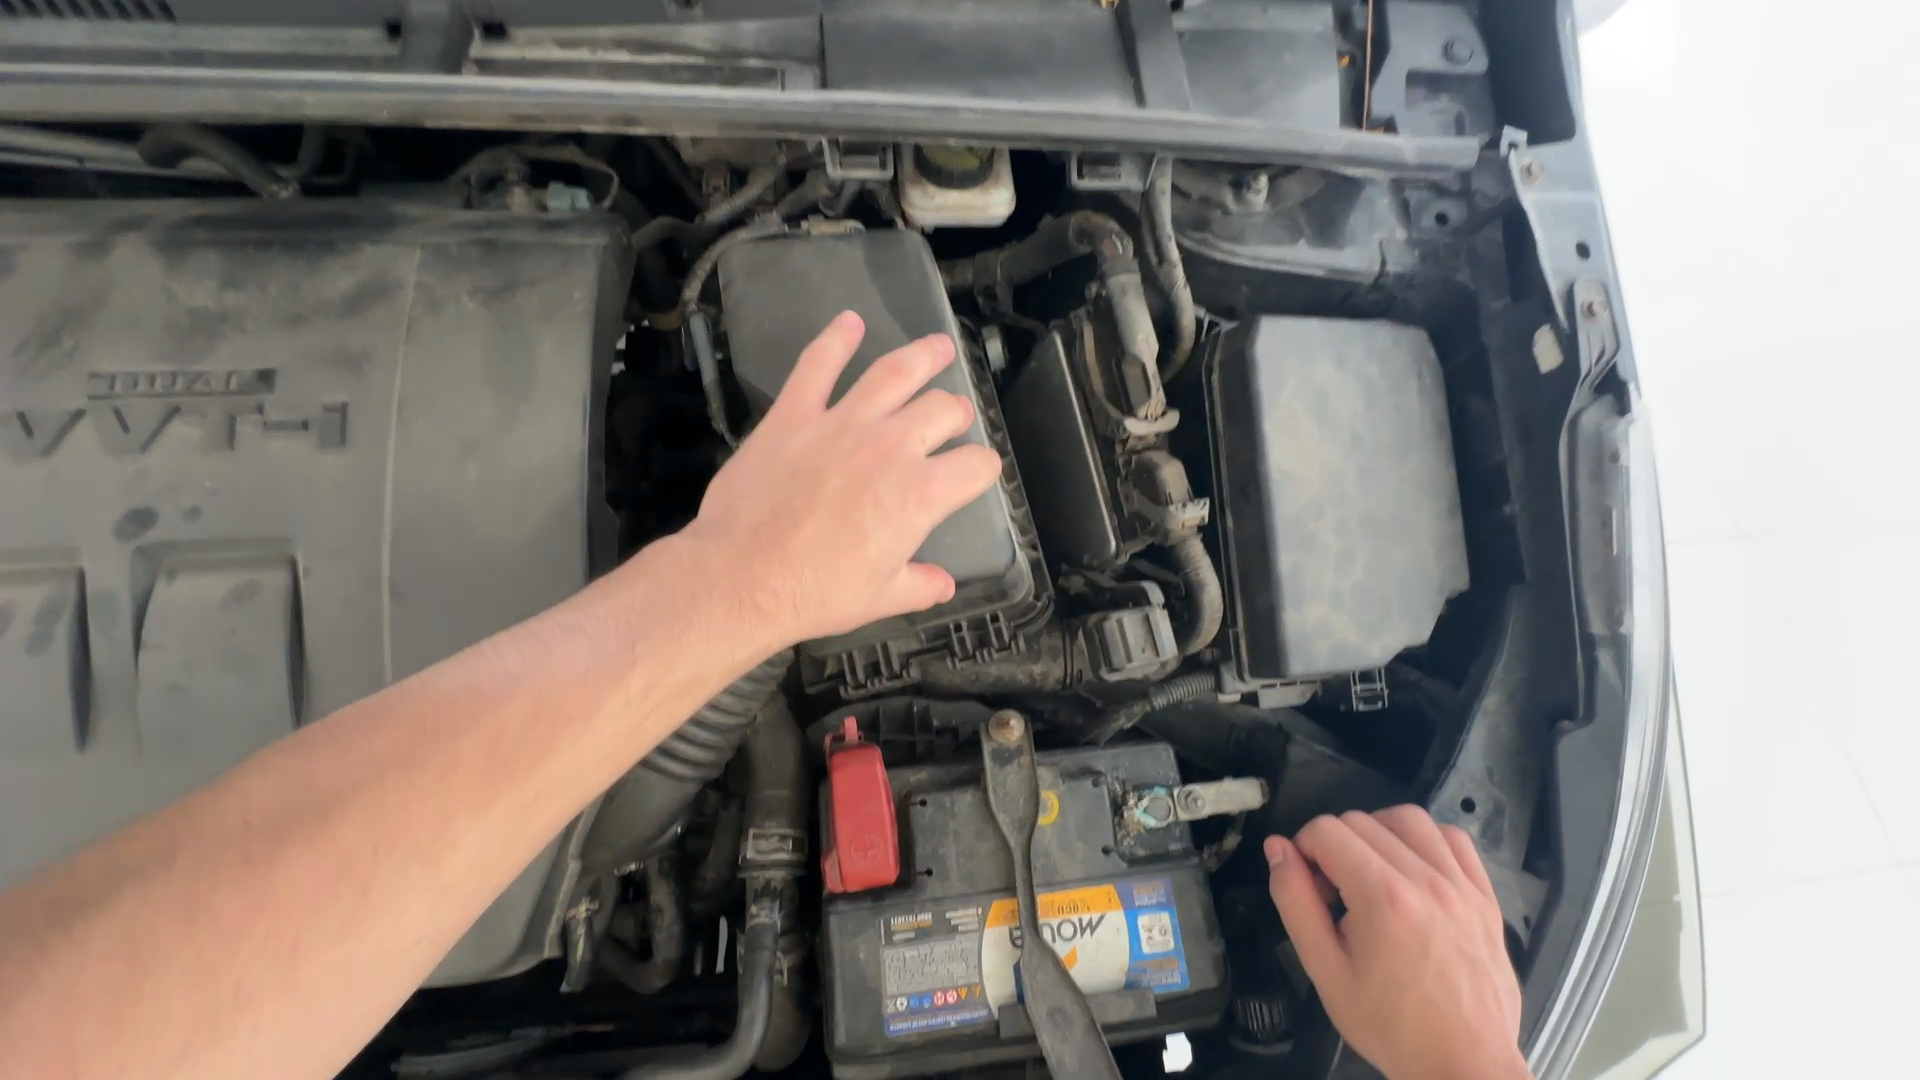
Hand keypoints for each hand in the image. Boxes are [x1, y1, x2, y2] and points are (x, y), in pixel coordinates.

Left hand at [680, 311, 1002, 647]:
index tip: (978, 472)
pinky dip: (835, 339)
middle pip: (942, 410)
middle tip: (955, 415)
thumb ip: (920, 584)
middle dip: (957, 411)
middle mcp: (890, 447)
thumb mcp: (881, 597)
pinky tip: (850, 322)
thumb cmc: (816, 592)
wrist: (742, 578)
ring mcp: (841, 423)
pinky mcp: (794, 414)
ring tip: (938, 346)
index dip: (983, 469)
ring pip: (893, 374)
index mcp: (920, 494)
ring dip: (922, 356)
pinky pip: (817, 365)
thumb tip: (945, 585)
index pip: (975, 466)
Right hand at [1265, 807, 1528, 1079]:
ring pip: (1407, 817)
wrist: (1465, 1068)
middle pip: (1360, 820)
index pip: (1325, 830)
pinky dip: (1426, 840)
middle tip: (1333, 891)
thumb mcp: (1323, 968)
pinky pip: (1454, 839)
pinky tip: (1412, 868)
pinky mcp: (1486, 898)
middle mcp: (1426, 880)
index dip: (1303, 850)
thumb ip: (1294, 900)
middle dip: (1333, 845)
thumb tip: (1277, 848)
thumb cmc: (1390, 1024)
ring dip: (1378, 832)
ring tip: (1370, 870)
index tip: (1309, 886)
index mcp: (1383, 897)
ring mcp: (1461, 886)